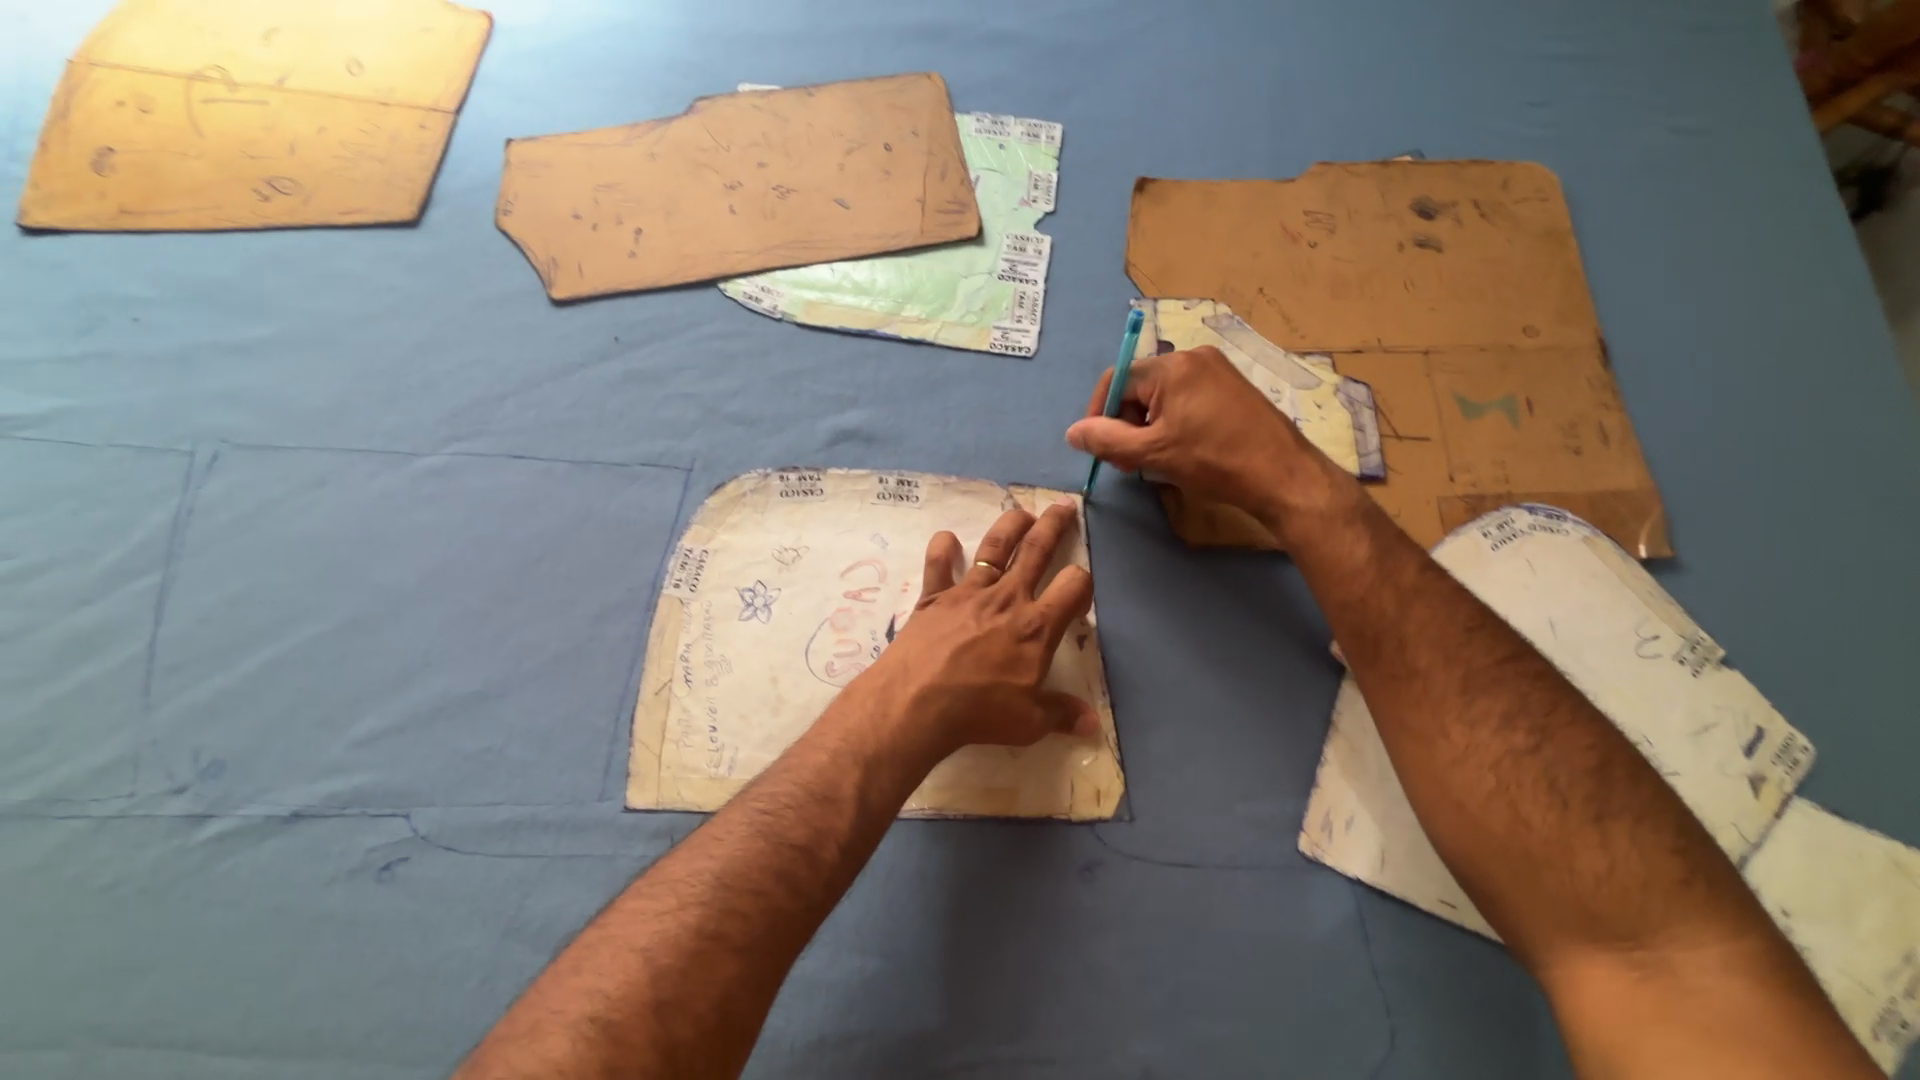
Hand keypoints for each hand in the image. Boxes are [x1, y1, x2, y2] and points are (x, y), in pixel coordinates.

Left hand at [844, 502, 1097, 758]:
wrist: (916, 702)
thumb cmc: (979, 712)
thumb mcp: (1029, 722)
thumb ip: (1061, 715)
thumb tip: (1092, 724)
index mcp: (1037, 626)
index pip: (1074, 587)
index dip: (1082, 581)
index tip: (1079, 587)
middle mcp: (1007, 598)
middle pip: (1037, 550)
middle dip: (1054, 526)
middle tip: (1063, 506)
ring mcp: (968, 593)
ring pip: (994, 547)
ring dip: (1009, 525)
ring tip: (1020, 512)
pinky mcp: (934, 597)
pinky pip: (938, 565)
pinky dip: (942, 549)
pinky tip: (946, 538)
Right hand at [1064, 345, 1361, 545]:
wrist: (1283, 476)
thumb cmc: (1214, 461)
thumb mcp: (1152, 453)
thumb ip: (1106, 440)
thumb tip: (1072, 432)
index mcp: (1172, 366)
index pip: (1116, 380)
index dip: (1100, 415)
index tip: (1101, 449)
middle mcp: (1194, 358)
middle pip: (1139, 387)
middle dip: (1126, 424)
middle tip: (1129, 463)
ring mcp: (1217, 371)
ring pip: (1162, 397)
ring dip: (1148, 428)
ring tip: (1156, 462)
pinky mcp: (1232, 389)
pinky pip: (1187, 399)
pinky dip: (1174, 424)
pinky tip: (1182, 453)